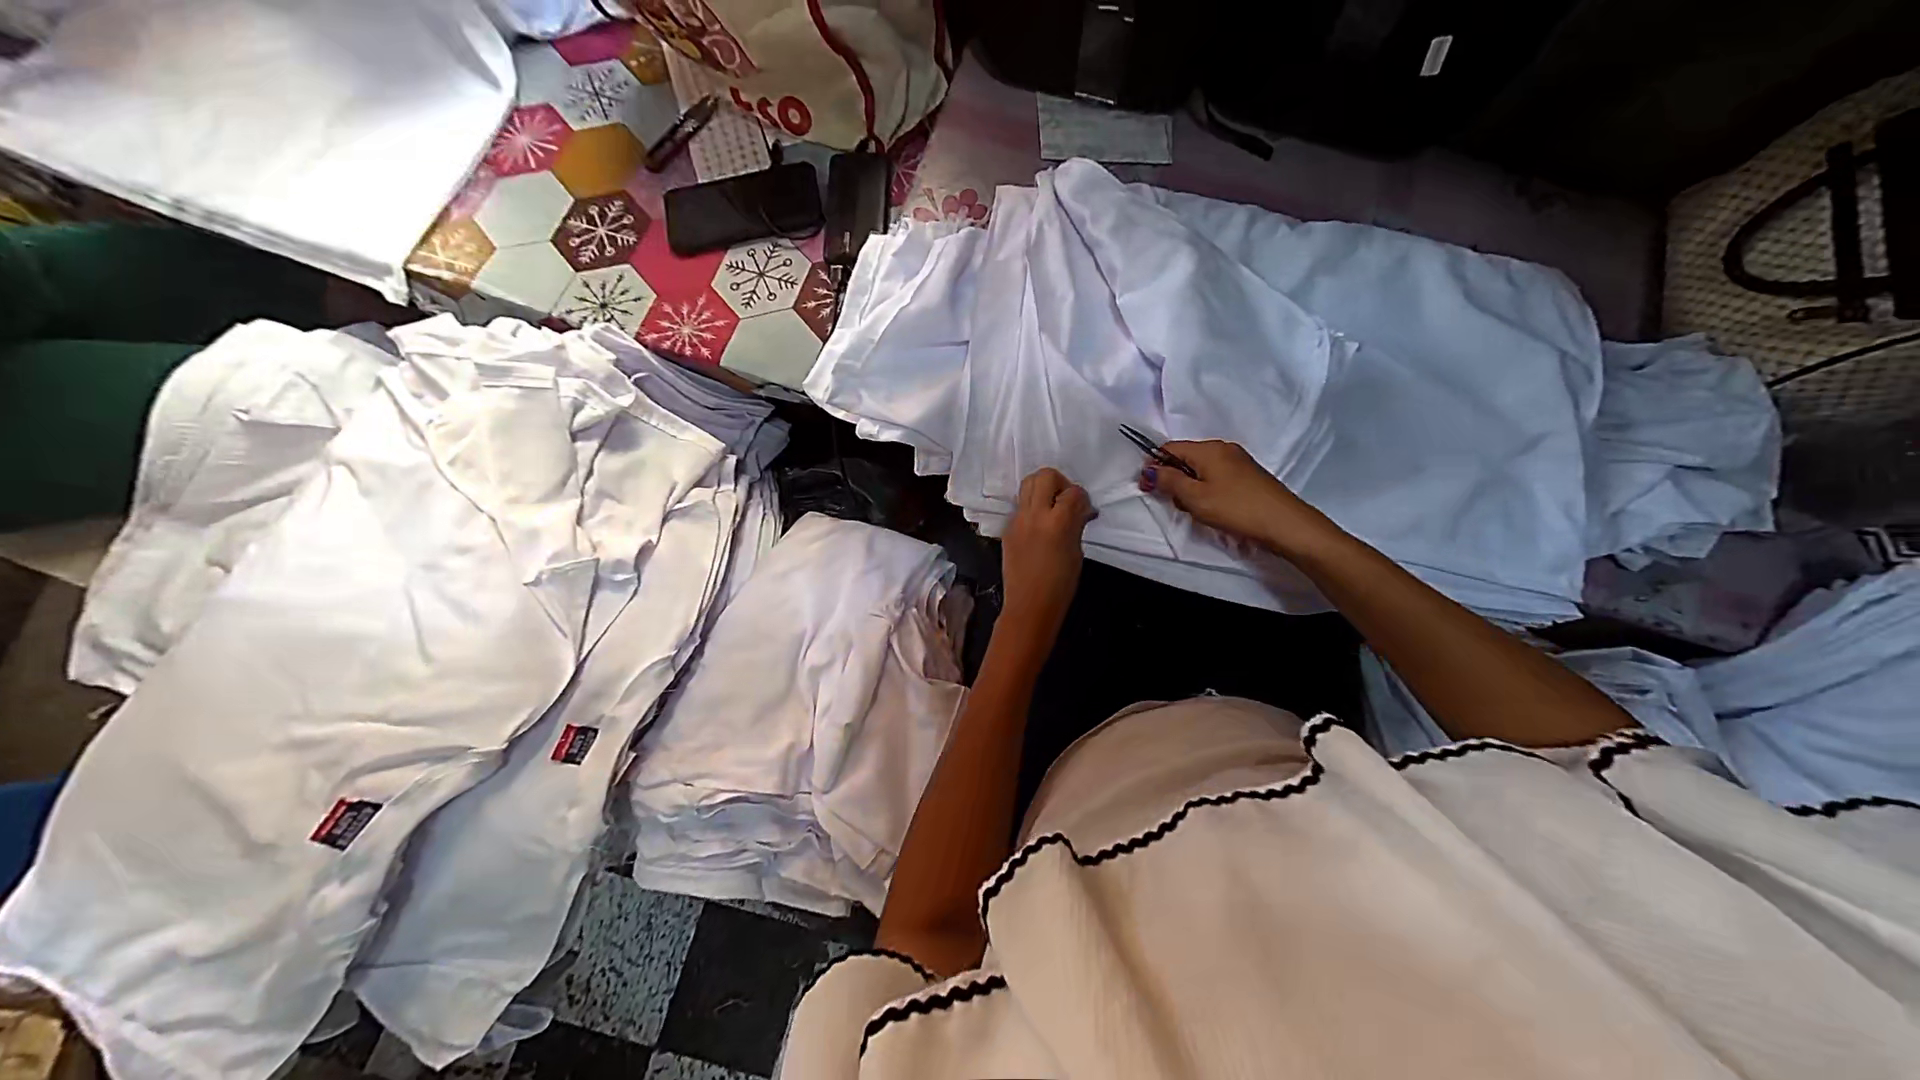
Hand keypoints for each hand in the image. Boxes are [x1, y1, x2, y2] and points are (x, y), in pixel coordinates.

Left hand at [998, 467, 1093, 644]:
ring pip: (1028, 484)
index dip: (1082, 498)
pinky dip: (1032, 508)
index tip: (1085, 510)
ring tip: (1052, 509)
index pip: (1074, 492)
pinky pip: (1021, 506)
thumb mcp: (1076, 551)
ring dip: (1043, 490)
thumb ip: (1076, 524)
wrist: (1029, 606)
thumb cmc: (1060, 585)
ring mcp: (1018, 520)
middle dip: (1060, 483)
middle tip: (1065, 501)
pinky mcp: (1007, 528)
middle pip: (1045, 476)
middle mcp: (1035, 515)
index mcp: (1058, 523)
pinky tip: (1039, 528)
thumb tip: (1080, 510)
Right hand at [1139, 440, 1341, 556]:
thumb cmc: (1235, 508)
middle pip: (1185, 458)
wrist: (1284, 523)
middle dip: (1173, 478)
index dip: (1153, 465)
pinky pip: (1216, 476)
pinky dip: (1206, 489)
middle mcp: (1223, 448)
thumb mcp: (1195, 497)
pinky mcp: (1247, 476)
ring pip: (1200, 469)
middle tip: (1174, 503)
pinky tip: (1212, 508)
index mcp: (1208, 449)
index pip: (1169, 448)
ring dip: (1190, 487)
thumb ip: (1169, 481)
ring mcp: (1238, 461)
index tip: (1146, 487)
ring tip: (1196, 510)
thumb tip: (1151, 469)